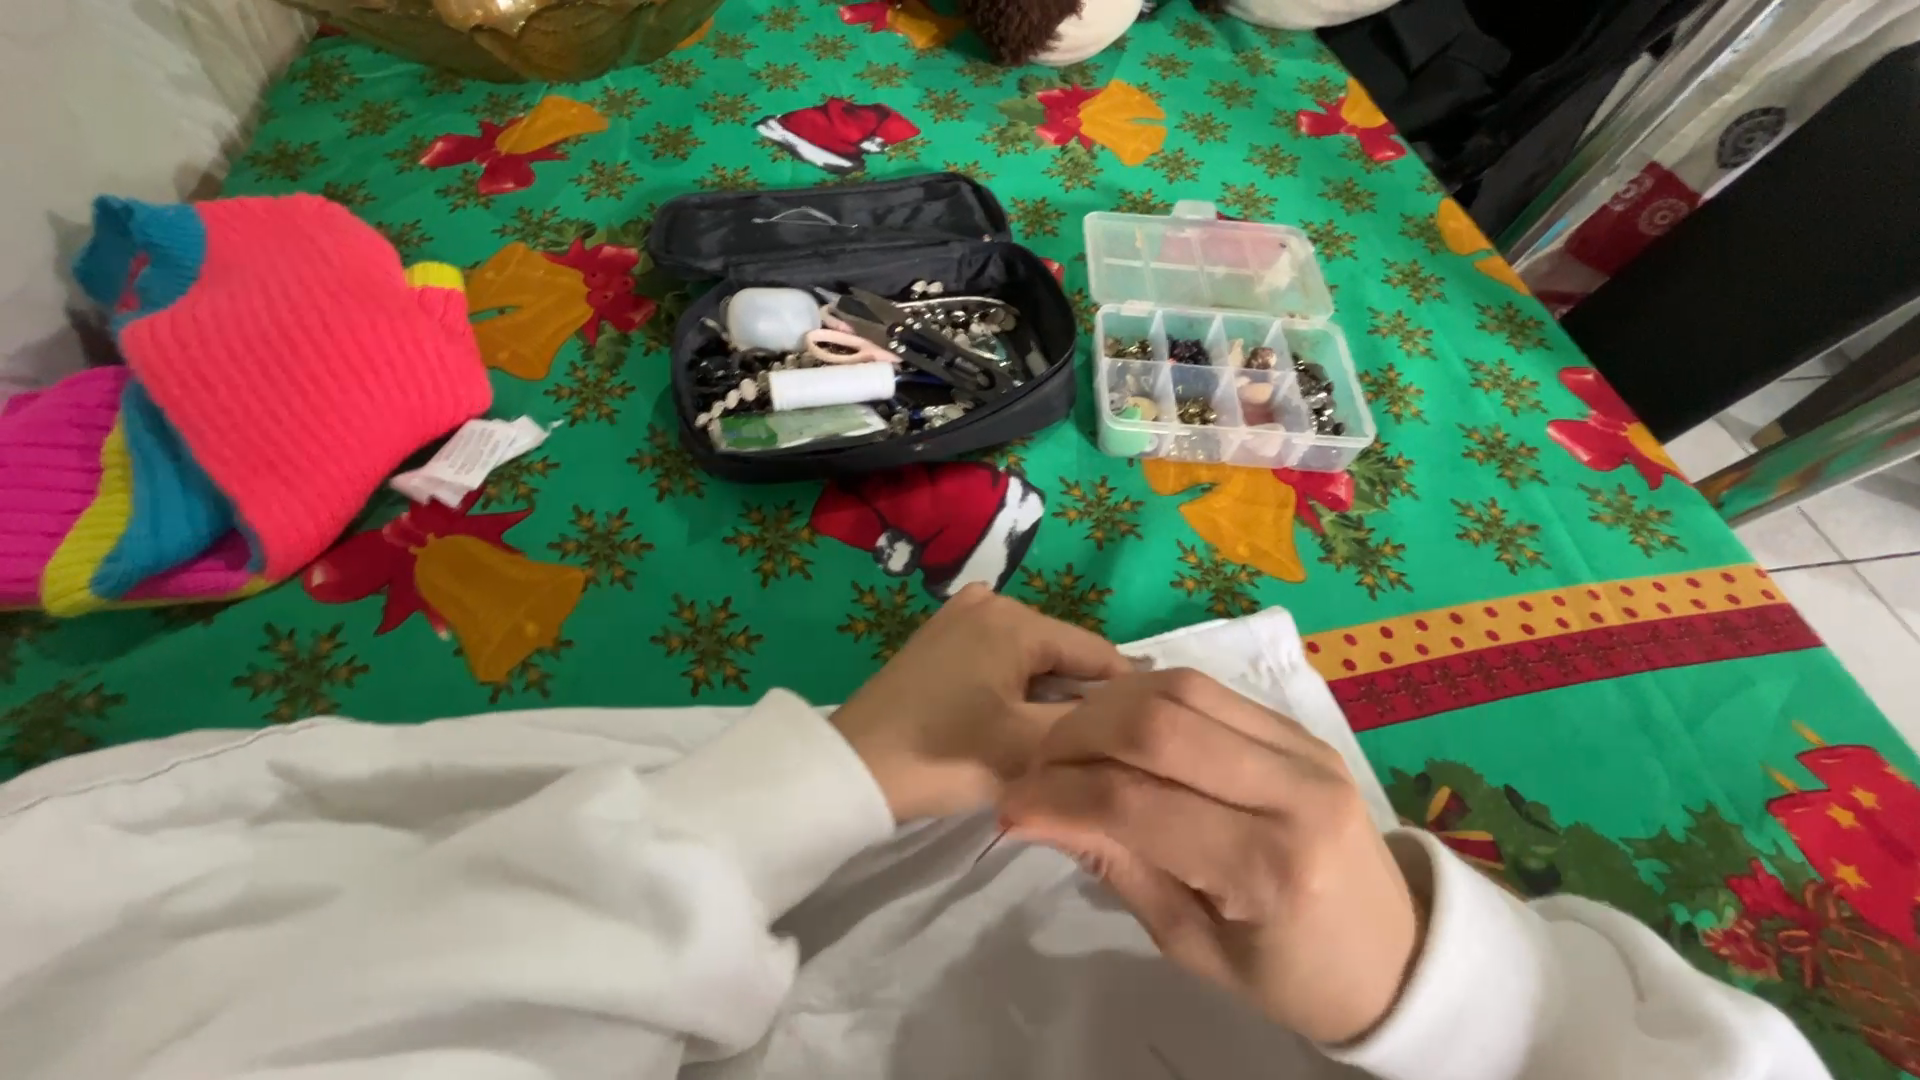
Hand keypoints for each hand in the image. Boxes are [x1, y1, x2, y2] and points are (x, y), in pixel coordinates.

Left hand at [831, 584, 1132, 822]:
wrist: (854, 767)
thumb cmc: (945, 756)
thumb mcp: (1028, 747)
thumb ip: (1090, 722)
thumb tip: (1133, 707)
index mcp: (1016, 619)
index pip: (1097, 652)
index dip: (1125, 696)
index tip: (1141, 737)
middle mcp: (991, 601)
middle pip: (1063, 651)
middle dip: (1080, 696)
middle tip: (1087, 749)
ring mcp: (960, 614)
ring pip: (1032, 655)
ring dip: (1046, 693)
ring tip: (1047, 739)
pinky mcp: (939, 635)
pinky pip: (999, 655)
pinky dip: (1014, 684)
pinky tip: (1010, 719)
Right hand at [999, 669, 1430, 1045]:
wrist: (1394, 952)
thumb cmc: (1286, 971)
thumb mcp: (1189, 943)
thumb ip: (1115, 864)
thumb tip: (1036, 808)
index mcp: (1270, 867)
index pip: (1135, 804)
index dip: (1057, 795)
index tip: (1011, 804)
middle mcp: (1294, 788)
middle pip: (1157, 724)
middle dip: (1074, 736)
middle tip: (1037, 766)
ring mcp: (1303, 745)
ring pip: (1178, 688)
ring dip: (1106, 705)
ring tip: (1071, 741)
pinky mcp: (1298, 725)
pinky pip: (1205, 687)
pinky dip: (1144, 696)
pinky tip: (1118, 724)